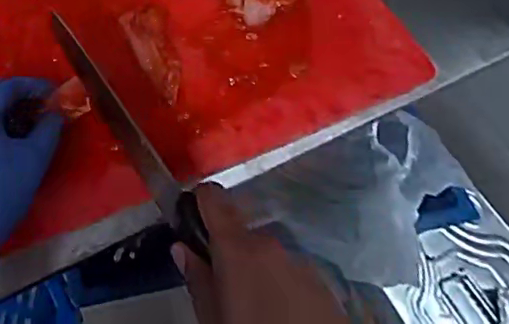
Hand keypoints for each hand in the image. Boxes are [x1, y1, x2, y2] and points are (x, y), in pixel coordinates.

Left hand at [0, 77, 63, 289]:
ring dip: (6, 109)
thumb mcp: (33, 160)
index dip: (37, 86)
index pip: (12, 85)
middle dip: (20, 94)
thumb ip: (49, 130)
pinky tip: (9, 142)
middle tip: (43, 105)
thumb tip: (56, 112)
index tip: (57, 94)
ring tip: (30, 123)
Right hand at [174, 183, 349, 323]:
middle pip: (243, 232)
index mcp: (236, 247)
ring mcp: (301, 264)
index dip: (201, 201)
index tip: (193, 216)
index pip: (213, 197)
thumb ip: (197, 279)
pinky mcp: (327, 288)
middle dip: (233, 250)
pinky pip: (296, 275)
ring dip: (261, 269)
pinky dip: (287, 287)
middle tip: (227, 282)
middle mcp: (269, 245)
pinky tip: (287, 315)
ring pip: (270, 255)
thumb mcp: (213, 319)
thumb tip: (182, 247)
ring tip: (260, 305)